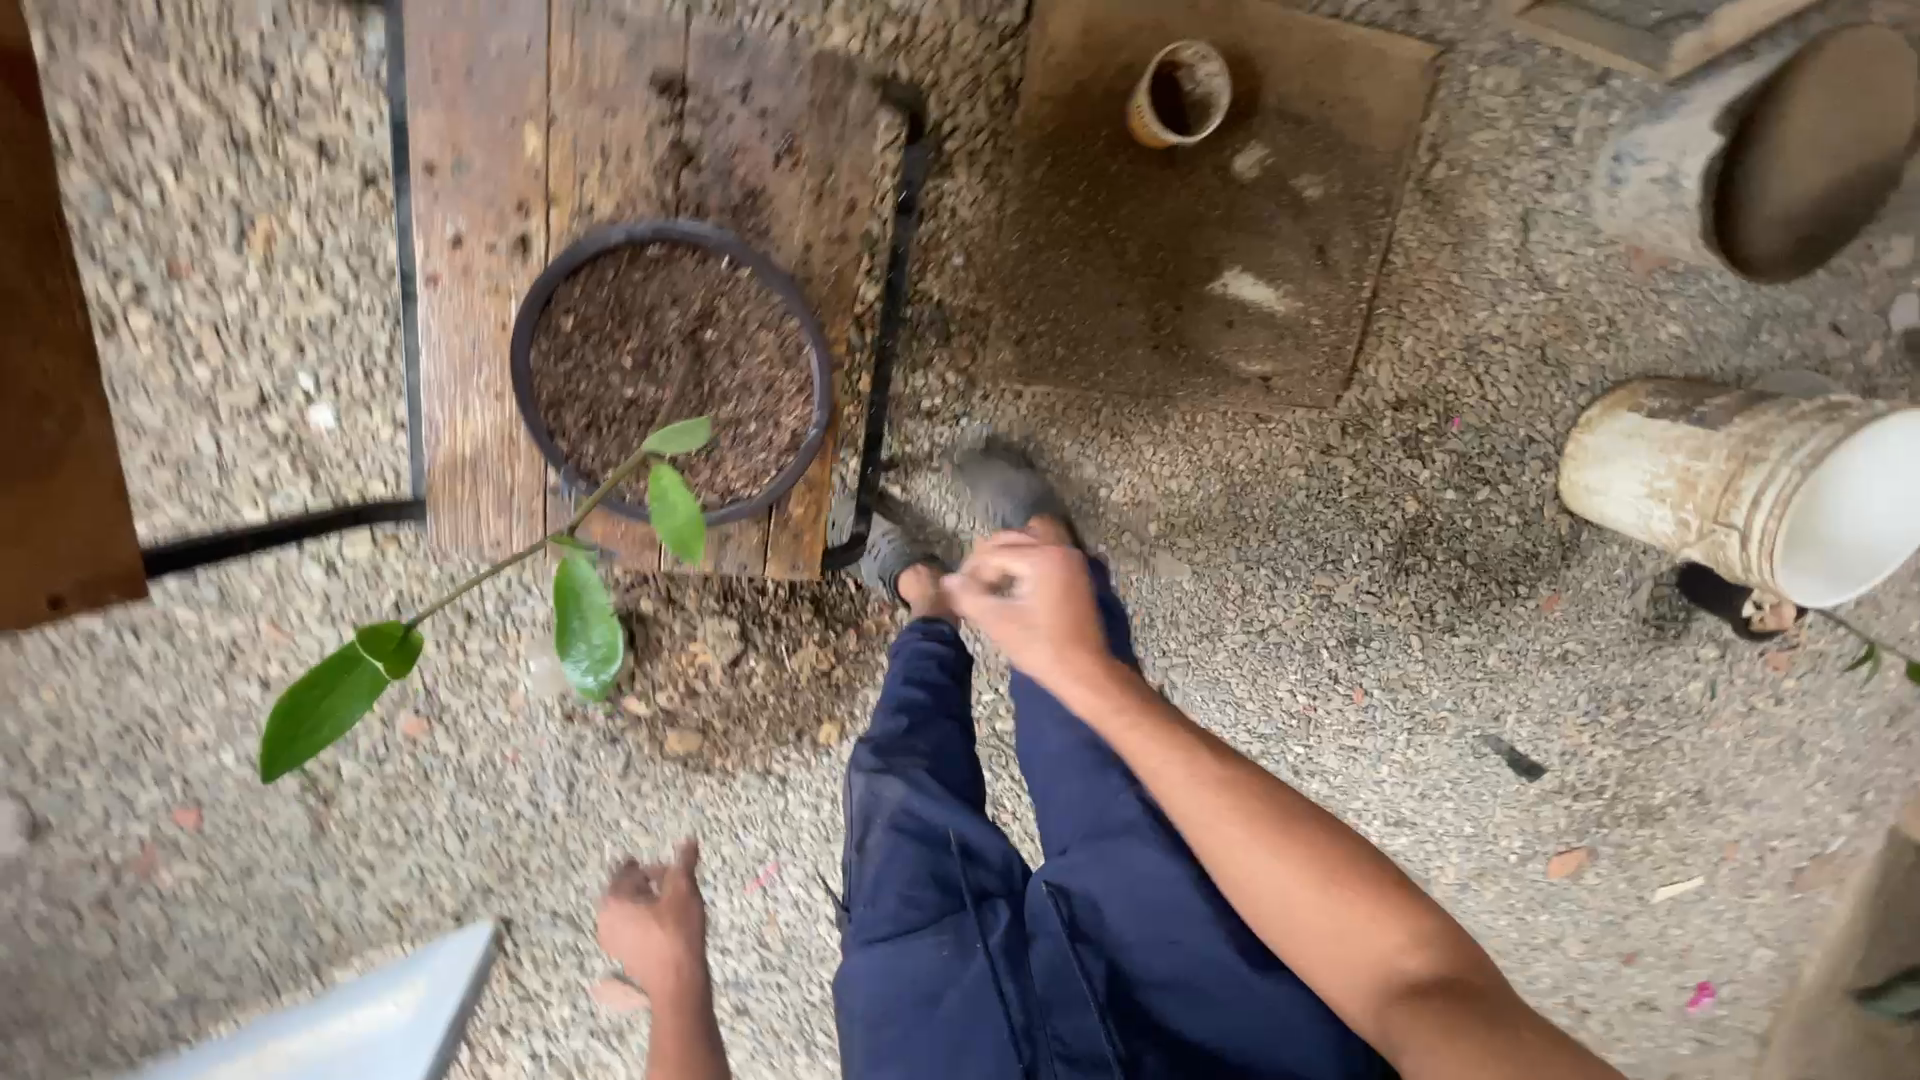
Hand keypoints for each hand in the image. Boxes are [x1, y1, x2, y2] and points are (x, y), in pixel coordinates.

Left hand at [597, 838, 709, 1002]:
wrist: (676, 980)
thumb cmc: (677, 930)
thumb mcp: (684, 889)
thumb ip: (683, 862)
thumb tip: (689, 839)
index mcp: (614, 900)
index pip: (627, 871)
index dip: (648, 866)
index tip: (666, 867)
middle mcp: (605, 919)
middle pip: (625, 890)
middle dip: (647, 883)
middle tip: (671, 881)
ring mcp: (610, 940)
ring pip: (627, 910)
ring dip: (646, 901)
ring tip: (669, 900)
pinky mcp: (621, 954)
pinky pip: (629, 926)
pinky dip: (644, 918)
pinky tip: (664, 921)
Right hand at [941, 530, 1118, 694]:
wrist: (1083, 670)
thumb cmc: (1040, 647)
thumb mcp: (998, 622)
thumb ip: (968, 596)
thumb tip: (946, 580)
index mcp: (1042, 558)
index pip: (993, 552)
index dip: (971, 570)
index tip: (959, 591)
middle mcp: (1059, 549)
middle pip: (1011, 539)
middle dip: (986, 558)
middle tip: (969, 583)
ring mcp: (1071, 560)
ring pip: (1028, 542)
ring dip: (1005, 556)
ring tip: (988, 582)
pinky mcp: (1075, 573)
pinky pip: (1043, 554)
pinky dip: (1024, 562)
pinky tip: (1010, 586)